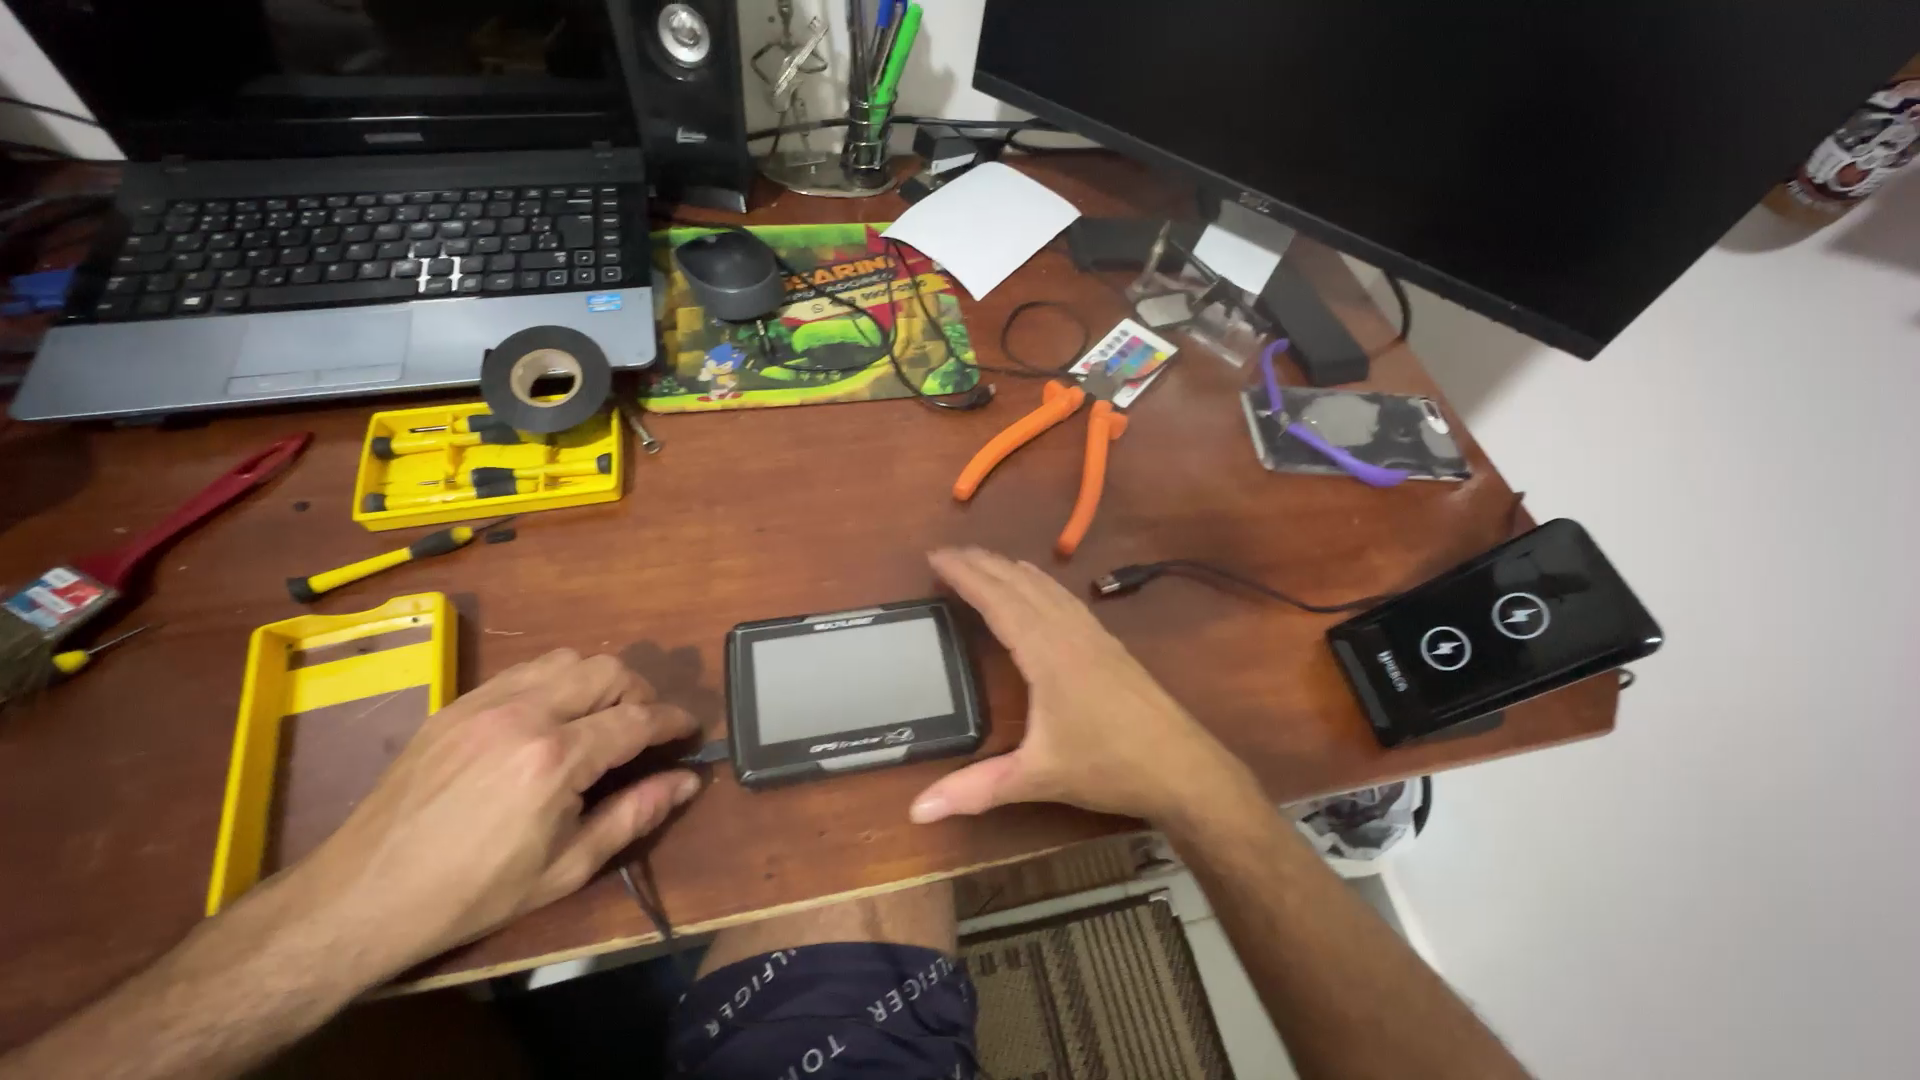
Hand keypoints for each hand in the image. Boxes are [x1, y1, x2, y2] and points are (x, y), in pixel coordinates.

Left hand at [277, 649, 701, 979]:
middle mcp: (525, 715)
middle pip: (608, 670)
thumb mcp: (567, 867)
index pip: (636, 719)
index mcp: (555, 760)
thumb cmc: (475, 892)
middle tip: (644, 727)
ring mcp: (485, 702)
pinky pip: (523, 670)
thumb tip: (688, 781)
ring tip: (599, 716)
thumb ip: (634, 814)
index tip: (689, 730)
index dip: (672, 721)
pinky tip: (549, 717)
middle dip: (640, 692)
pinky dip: (555, 681)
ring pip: (566, 659)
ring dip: (598, 680)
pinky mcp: (456, 704)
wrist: (363, 896)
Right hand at [909, 548, 1247, 827]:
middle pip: (1020, 585)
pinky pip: (1067, 600)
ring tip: (985, 561)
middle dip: (983, 564)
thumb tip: (918, 810)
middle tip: (948, 552)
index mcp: (1047, 653)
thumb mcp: (1039, 777)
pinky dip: (1042, 584)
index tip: (935, 556)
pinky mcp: (1110, 646)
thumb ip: (977, 790)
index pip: (998, 601)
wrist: (1184, 768)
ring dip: (1012, 570)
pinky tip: (1040, 588)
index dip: (965, 576)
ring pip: (1047, 588)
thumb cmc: (1110, 766)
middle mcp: (1070, 633)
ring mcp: (1094, 636)